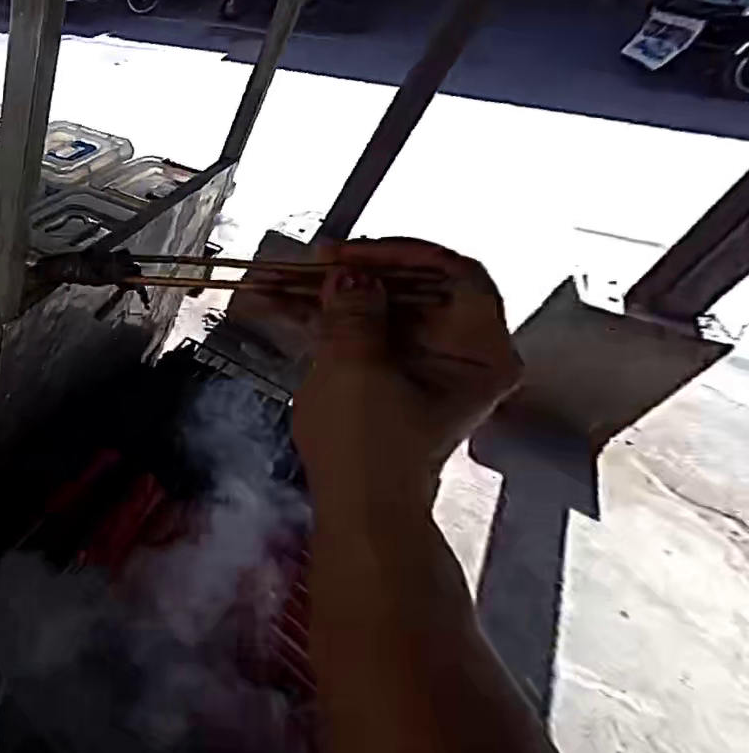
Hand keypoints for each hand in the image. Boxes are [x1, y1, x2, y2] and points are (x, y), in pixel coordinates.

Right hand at [293, 238, 522, 505]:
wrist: (355, 499)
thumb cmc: (367, 443)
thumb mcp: (356, 371)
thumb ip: (353, 316)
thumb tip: (348, 274)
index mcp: (478, 352)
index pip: (456, 277)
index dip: (401, 255)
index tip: (345, 253)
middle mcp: (456, 351)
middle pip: (410, 290)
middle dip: (351, 273)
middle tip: (303, 265)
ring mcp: (417, 361)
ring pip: (374, 307)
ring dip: (324, 293)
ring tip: (275, 279)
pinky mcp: (381, 371)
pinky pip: (354, 329)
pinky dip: (318, 316)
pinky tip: (277, 303)